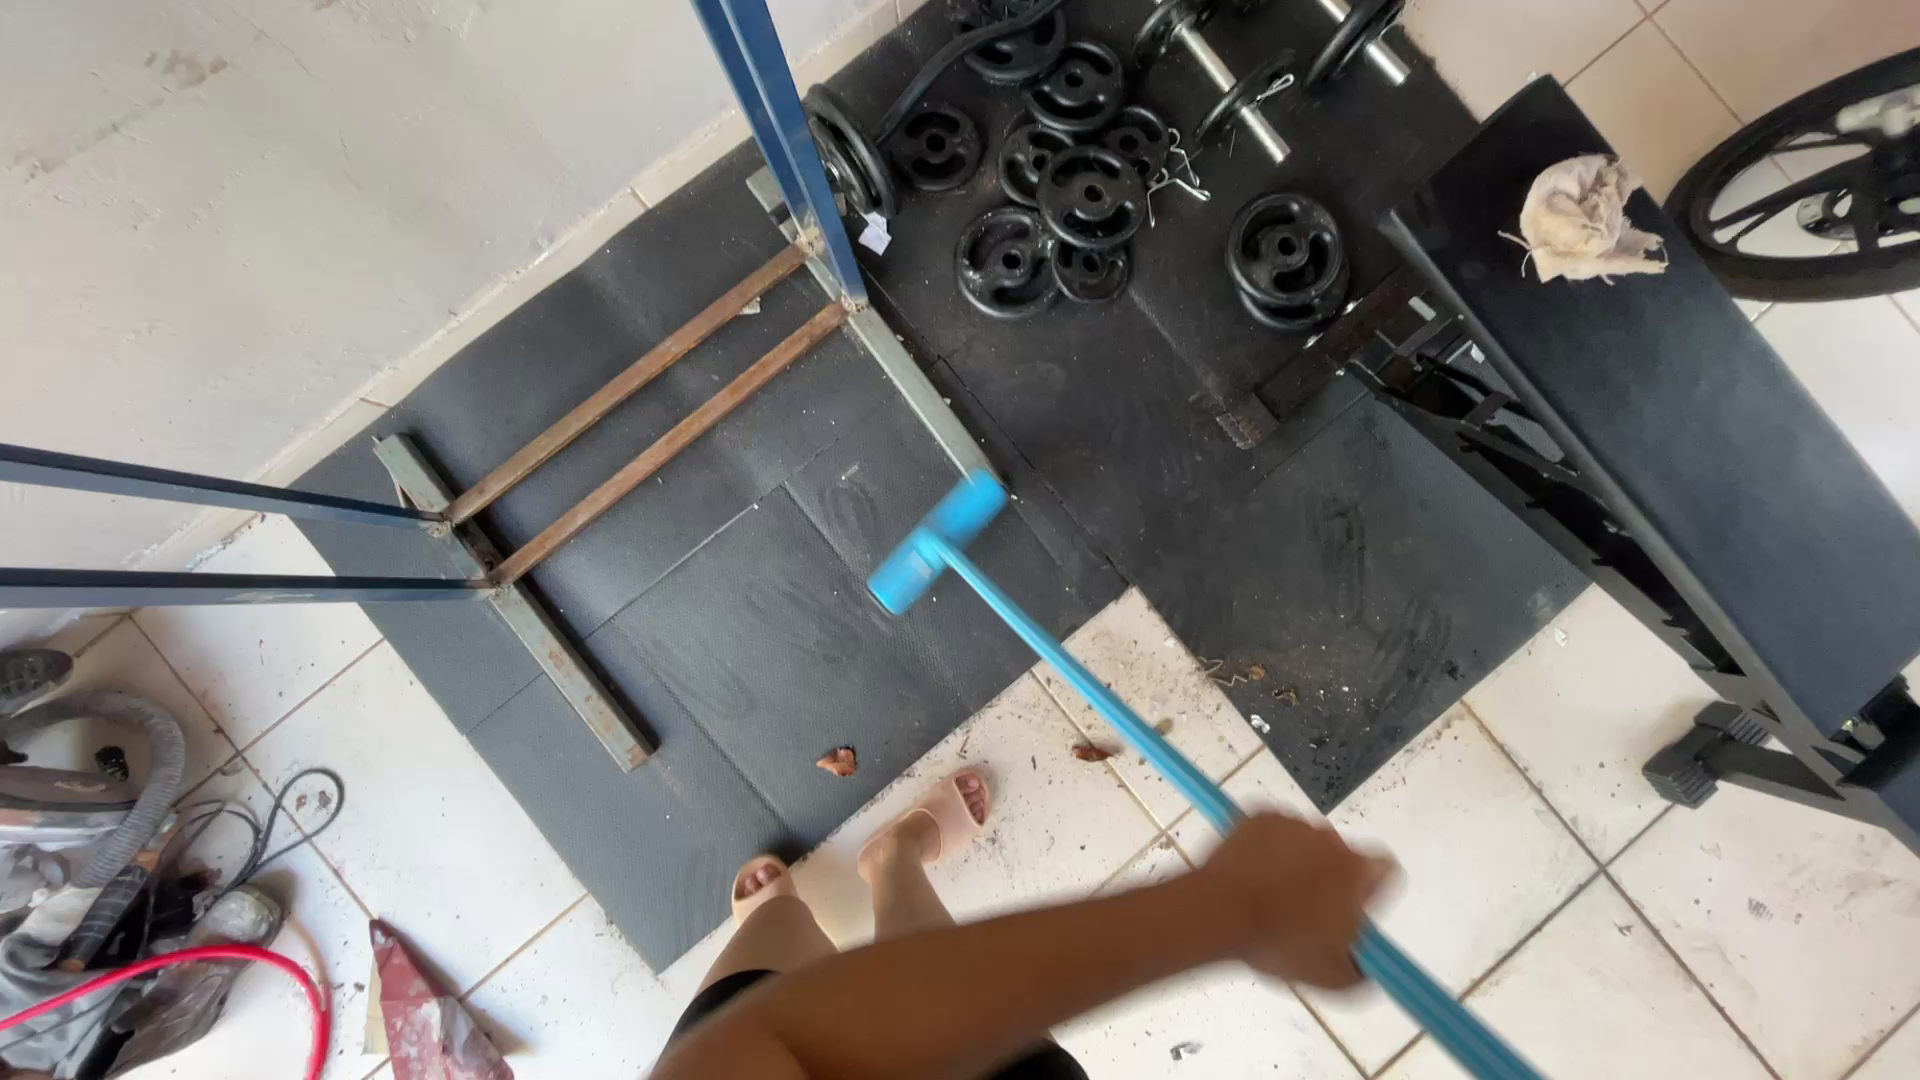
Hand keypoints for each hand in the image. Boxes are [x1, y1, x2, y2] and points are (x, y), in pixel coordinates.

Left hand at [1192, 811, 1394, 988]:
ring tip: (1269, 889)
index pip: (1384, 869)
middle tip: (1302, 903)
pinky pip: (1271, 828)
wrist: (1218, 910)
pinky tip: (1252, 869)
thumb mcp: (1333, 977)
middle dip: (1327, 873)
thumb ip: (1364, 967)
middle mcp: (1329, 837)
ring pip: (1303, 839)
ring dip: (1294, 858)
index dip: (1367, 889)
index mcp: (1358, 872)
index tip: (1349, 907)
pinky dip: (1265, 843)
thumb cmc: (1278, 943)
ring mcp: (1290, 821)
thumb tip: (1364, 961)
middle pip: (1340, 853)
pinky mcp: (1257, 813)